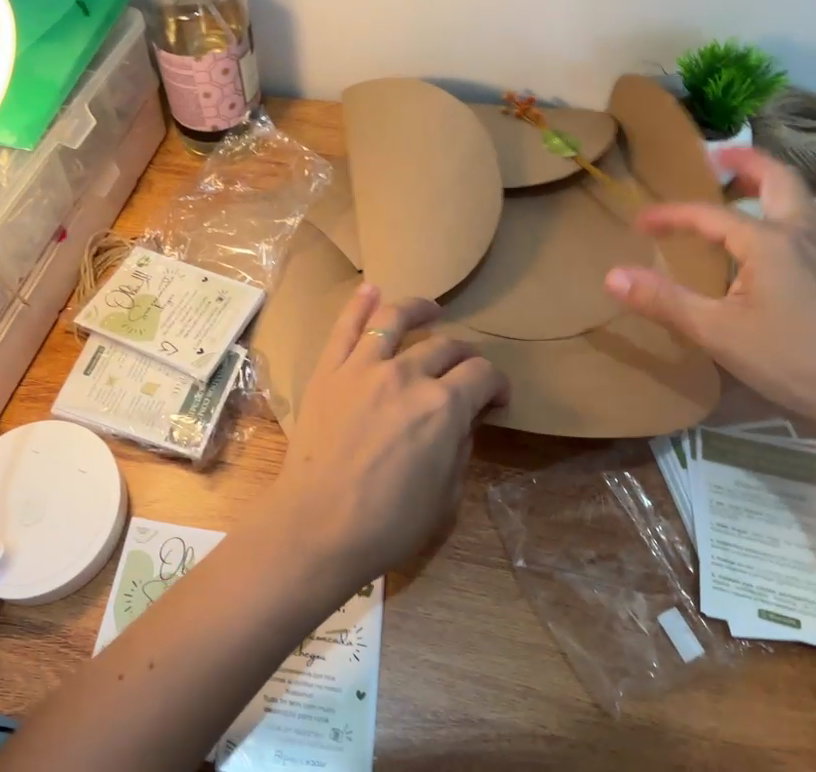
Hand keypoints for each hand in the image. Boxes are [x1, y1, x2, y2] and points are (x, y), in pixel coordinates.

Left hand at [262, 285, 508, 589]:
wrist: (317, 525)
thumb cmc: (388, 523)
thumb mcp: (446, 497)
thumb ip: (459, 449)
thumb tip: (463, 423)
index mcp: (444, 407)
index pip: (483, 375)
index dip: (497, 384)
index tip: (497, 397)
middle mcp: (406, 375)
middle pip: (445, 346)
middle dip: (465, 355)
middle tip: (466, 368)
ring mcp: (362, 368)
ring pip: (394, 319)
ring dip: (418, 309)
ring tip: (430, 308)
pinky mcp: (328, 372)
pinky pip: (344, 328)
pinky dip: (359, 303)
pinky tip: (371, 289)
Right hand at [603, 148, 815, 441]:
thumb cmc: (792, 359)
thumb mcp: (717, 332)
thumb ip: (664, 301)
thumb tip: (611, 275)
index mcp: (770, 242)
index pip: (710, 214)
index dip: (671, 215)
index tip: (639, 221)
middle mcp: (804, 237)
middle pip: (780, 181)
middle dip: (748, 164)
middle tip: (720, 158)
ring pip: (801, 204)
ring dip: (770, 188)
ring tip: (742, 194)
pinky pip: (808, 230)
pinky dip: (783, 217)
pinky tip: (769, 250)